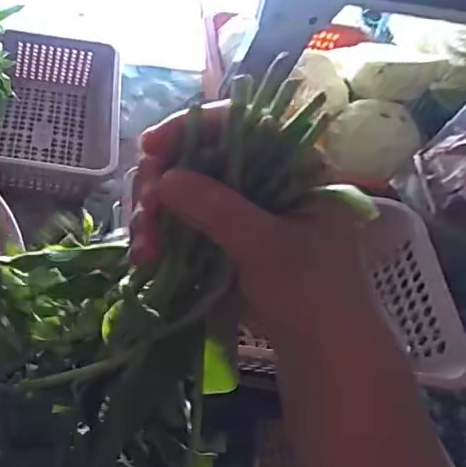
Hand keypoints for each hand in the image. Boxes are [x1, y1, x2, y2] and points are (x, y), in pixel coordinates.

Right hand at [129, 101, 373, 349]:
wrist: (321, 344)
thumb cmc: (315, 291)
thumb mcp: (271, 248)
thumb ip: (222, 211)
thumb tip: (165, 180)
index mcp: (291, 161)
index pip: (237, 122)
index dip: (189, 127)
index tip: (150, 147)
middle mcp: (260, 174)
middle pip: (195, 156)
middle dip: (160, 184)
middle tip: (145, 219)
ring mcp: (236, 205)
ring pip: (178, 191)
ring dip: (152, 217)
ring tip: (144, 255)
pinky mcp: (217, 235)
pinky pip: (177, 223)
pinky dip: (158, 238)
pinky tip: (145, 261)